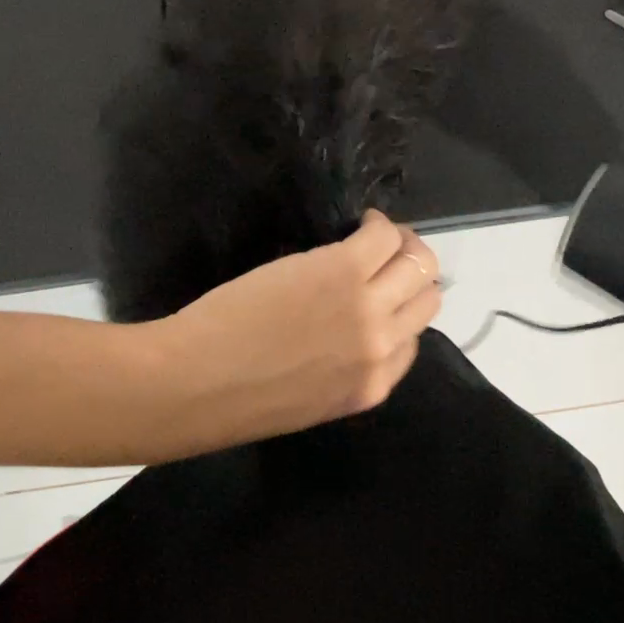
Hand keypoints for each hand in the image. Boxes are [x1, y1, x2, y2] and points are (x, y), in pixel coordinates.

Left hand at [143, 210, 441, 453]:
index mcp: (372, 387)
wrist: (196, 384)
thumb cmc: (236, 397)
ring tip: (377, 236)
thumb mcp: (311, 399)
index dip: (399, 313)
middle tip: (388, 258)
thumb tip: (351, 332)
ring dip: (404, 245)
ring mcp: (367, 307)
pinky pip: (382, 236)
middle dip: (413, 275)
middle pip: (427, 298)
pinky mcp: (343, 269)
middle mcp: (382, 347)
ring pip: (419, 263)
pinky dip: (378, 223)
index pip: (412, 342)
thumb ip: (345, 371)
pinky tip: (361, 222)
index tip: (379, 295)